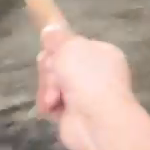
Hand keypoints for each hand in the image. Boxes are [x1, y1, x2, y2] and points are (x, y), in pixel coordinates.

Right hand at [35, 25, 133, 149]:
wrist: (97, 121)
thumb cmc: (88, 78)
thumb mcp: (69, 47)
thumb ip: (56, 37)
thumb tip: (50, 28)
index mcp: (101, 53)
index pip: (71, 45)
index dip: (56, 48)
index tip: (48, 50)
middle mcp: (94, 73)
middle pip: (58, 63)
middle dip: (50, 69)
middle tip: (53, 73)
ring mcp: (84, 95)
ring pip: (52, 83)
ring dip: (48, 88)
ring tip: (54, 97)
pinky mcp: (72, 114)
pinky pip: (51, 102)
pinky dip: (49, 104)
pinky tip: (53, 107)